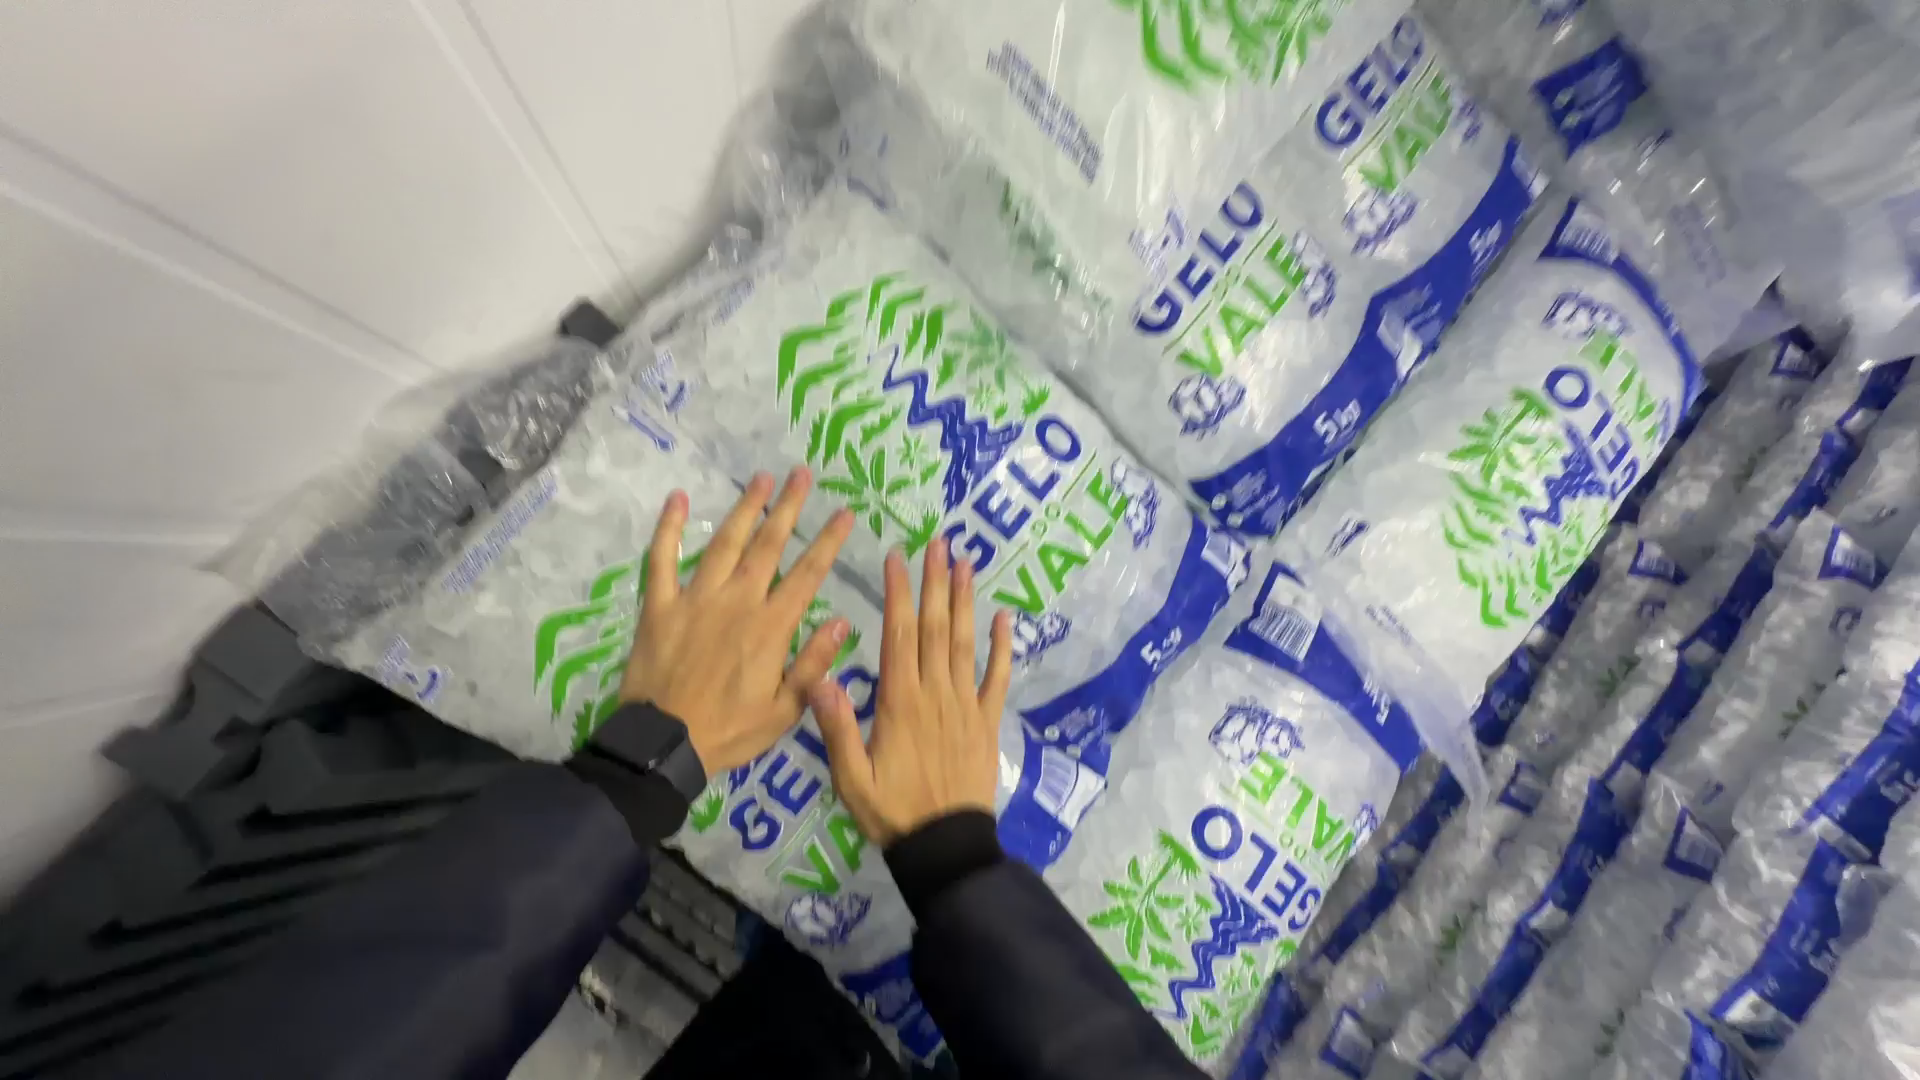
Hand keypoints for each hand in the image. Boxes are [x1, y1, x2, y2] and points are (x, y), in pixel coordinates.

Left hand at [620, 468, 855, 774]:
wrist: (661, 746)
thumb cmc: (730, 731)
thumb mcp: (785, 709)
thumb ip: (814, 663)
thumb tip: (843, 621)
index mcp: (771, 626)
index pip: (808, 573)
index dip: (829, 540)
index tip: (845, 512)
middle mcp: (737, 601)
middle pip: (768, 545)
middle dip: (789, 506)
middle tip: (802, 473)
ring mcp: (695, 598)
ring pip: (725, 542)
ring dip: (745, 508)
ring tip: (761, 478)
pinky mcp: (659, 605)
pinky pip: (662, 559)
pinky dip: (670, 528)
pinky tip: (679, 499)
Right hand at [808, 537, 1013, 846]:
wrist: (945, 846)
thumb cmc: (892, 812)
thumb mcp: (851, 778)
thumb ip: (837, 727)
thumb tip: (819, 677)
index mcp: (900, 701)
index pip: (899, 635)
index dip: (898, 593)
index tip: (898, 557)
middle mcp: (936, 692)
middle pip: (935, 628)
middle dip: (936, 582)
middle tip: (940, 543)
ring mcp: (966, 704)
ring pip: (965, 643)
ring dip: (965, 601)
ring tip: (967, 564)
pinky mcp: (987, 720)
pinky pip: (997, 677)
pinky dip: (1003, 647)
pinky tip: (1006, 618)